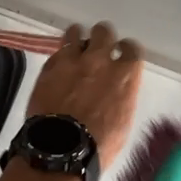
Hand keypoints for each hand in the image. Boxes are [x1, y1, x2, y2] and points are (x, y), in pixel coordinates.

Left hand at [25, 21, 143, 168]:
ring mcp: (71, 61)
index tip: (122, 54)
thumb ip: (121, 95)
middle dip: (102, 37)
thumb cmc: (100, 144)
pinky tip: (59, 64)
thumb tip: (115, 90)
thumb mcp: (123, 120)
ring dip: (77, 37)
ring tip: (75, 45)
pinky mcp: (49, 67)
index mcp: (124, 75)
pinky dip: (60, 56)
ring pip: (75, 33)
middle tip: (98, 46)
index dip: (126, 50)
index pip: (132, 48)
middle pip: (104, 32)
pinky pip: (56, 52)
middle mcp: (99, 61)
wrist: (62, 148)